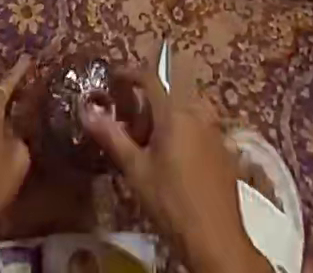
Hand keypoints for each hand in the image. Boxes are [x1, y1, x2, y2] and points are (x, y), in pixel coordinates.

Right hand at [81, 58, 269, 272]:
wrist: (215, 238)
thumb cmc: (170, 202)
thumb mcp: (136, 170)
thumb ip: (112, 137)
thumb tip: (87, 111)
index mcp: (175, 111)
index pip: (150, 78)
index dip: (130, 74)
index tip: (114, 79)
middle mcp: (198, 111)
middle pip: (168, 94)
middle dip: (147, 104)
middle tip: (130, 127)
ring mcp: (215, 128)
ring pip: (185, 108)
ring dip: (166, 116)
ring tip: (151, 143)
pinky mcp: (225, 147)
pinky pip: (200, 125)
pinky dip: (184, 130)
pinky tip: (175, 158)